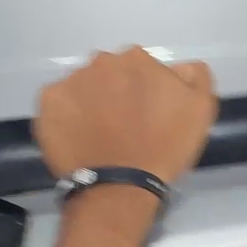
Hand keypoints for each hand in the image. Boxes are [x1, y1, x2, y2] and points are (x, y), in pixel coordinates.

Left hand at [35, 47, 216, 184]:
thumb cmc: (164, 149)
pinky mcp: (47, 103)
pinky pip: (58, 103)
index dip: (146, 90)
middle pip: (111, 73)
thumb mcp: (200, 109)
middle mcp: (101, 61)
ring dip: (91, 101)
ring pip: (83, 86)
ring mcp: (70, 81)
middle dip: (117, 90)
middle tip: (124, 124)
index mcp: (138, 59)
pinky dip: (66, 115)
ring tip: (99, 133)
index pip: (142, 68)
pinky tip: (77, 136)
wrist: (121, 186)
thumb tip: (180, 66)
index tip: (148, 113)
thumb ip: (194, 76)